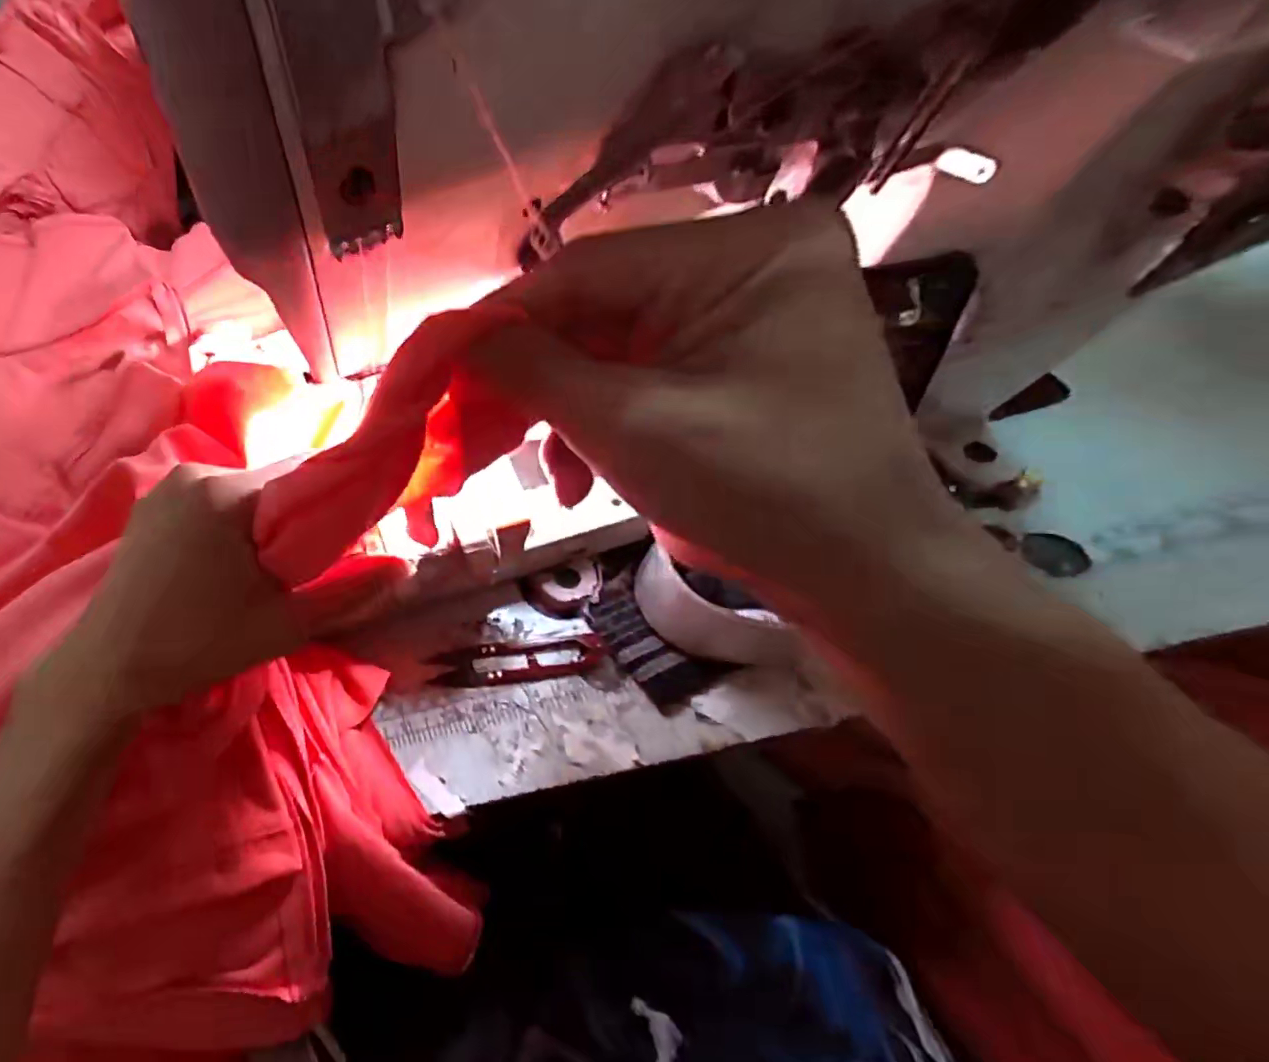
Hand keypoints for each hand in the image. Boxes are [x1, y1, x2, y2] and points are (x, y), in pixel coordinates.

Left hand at [51, 462, 408, 719]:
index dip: (330, 501)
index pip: (302, 474)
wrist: (109, 667)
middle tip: (300, 565)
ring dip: (257, 521)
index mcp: (226, 492)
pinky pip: (205, 502)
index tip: (345, 535)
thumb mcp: (282, 624)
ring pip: (237, 492)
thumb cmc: (198, 645)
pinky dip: (225, 523)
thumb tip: (403, 570)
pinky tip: (220, 564)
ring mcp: (164, 488)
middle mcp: (193, 473)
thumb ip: (346, 594)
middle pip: (268, 483)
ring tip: (258, 570)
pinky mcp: (147, 508)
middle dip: (291, 516)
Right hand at [460, 202, 967, 604]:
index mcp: (742, 252)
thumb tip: (455, 340)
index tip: (438, 362)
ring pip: (601, 351)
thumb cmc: (757, 492)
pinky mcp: (719, 364)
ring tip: (544, 472)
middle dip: (533, 379)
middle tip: (476, 426)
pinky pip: (629, 379)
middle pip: (592, 310)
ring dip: (560, 413)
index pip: (587, 269)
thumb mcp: (628, 426)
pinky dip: (593, 426)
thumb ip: (532, 371)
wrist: (856, 577)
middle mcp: (740, 265)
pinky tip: (579, 478)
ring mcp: (732, 317)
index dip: (503, 318)